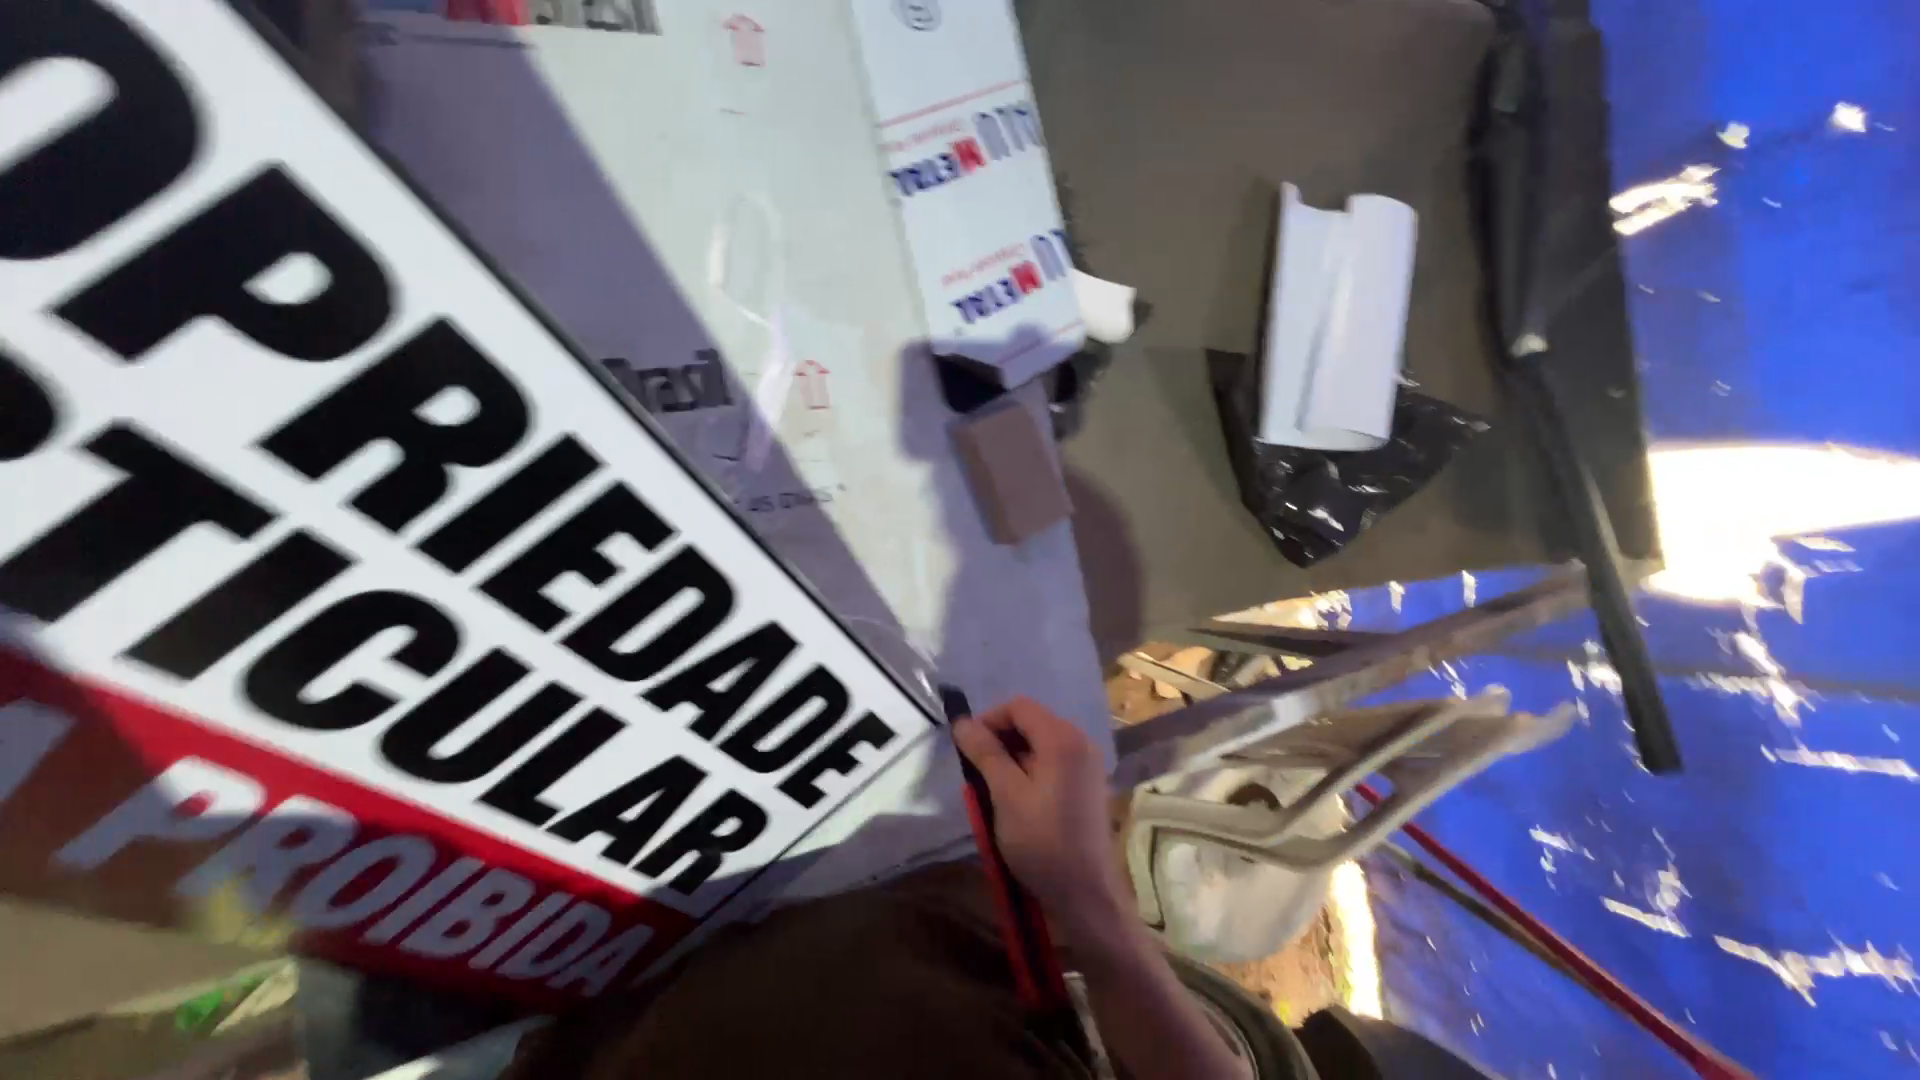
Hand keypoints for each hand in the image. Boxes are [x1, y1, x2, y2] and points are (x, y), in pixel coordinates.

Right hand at [952, 697, 1131, 942]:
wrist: (1086, 894)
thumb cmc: (1042, 841)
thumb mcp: (1005, 795)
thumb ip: (985, 753)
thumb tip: (963, 722)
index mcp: (1063, 738)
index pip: (1019, 706)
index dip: (989, 719)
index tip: (968, 747)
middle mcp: (1080, 742)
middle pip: (1032, 722)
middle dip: (1000, 740)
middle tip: (978, 772)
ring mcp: (1088, 765)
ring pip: (1040, 744)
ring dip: (1013, 758)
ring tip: (994, 789)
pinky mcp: (1088, 785)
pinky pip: (1053, 762)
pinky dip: (1030, 771)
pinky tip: (1017, 800)